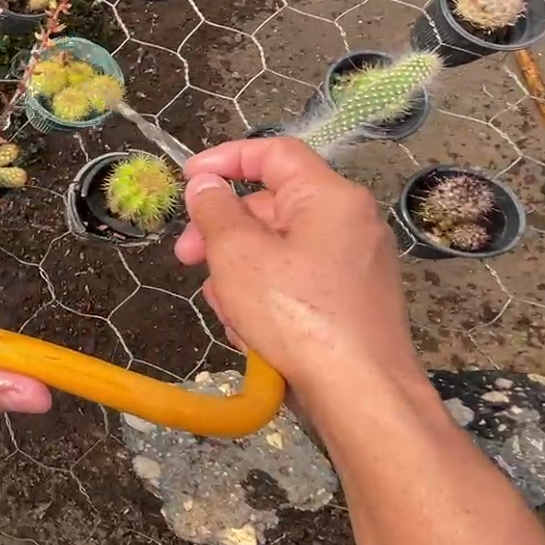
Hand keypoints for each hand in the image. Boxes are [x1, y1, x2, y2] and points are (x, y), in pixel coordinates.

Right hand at [173, 138, 423, 407]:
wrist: (359, 391)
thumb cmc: (294, 311)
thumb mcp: (236, 253)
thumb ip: (214, 209)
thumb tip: (206, 184)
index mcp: (328, 198)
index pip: (274, 153)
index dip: (225, 157)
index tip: (187, 178)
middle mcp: (348, 222)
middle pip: (268, 205)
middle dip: (219, 230)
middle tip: (185, 257)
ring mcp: (351, 262)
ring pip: (273, 247)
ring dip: (235, 270)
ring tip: (225, 307)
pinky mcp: (348, 298)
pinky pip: (290, 278)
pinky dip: (261, 293)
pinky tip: (248, 327)